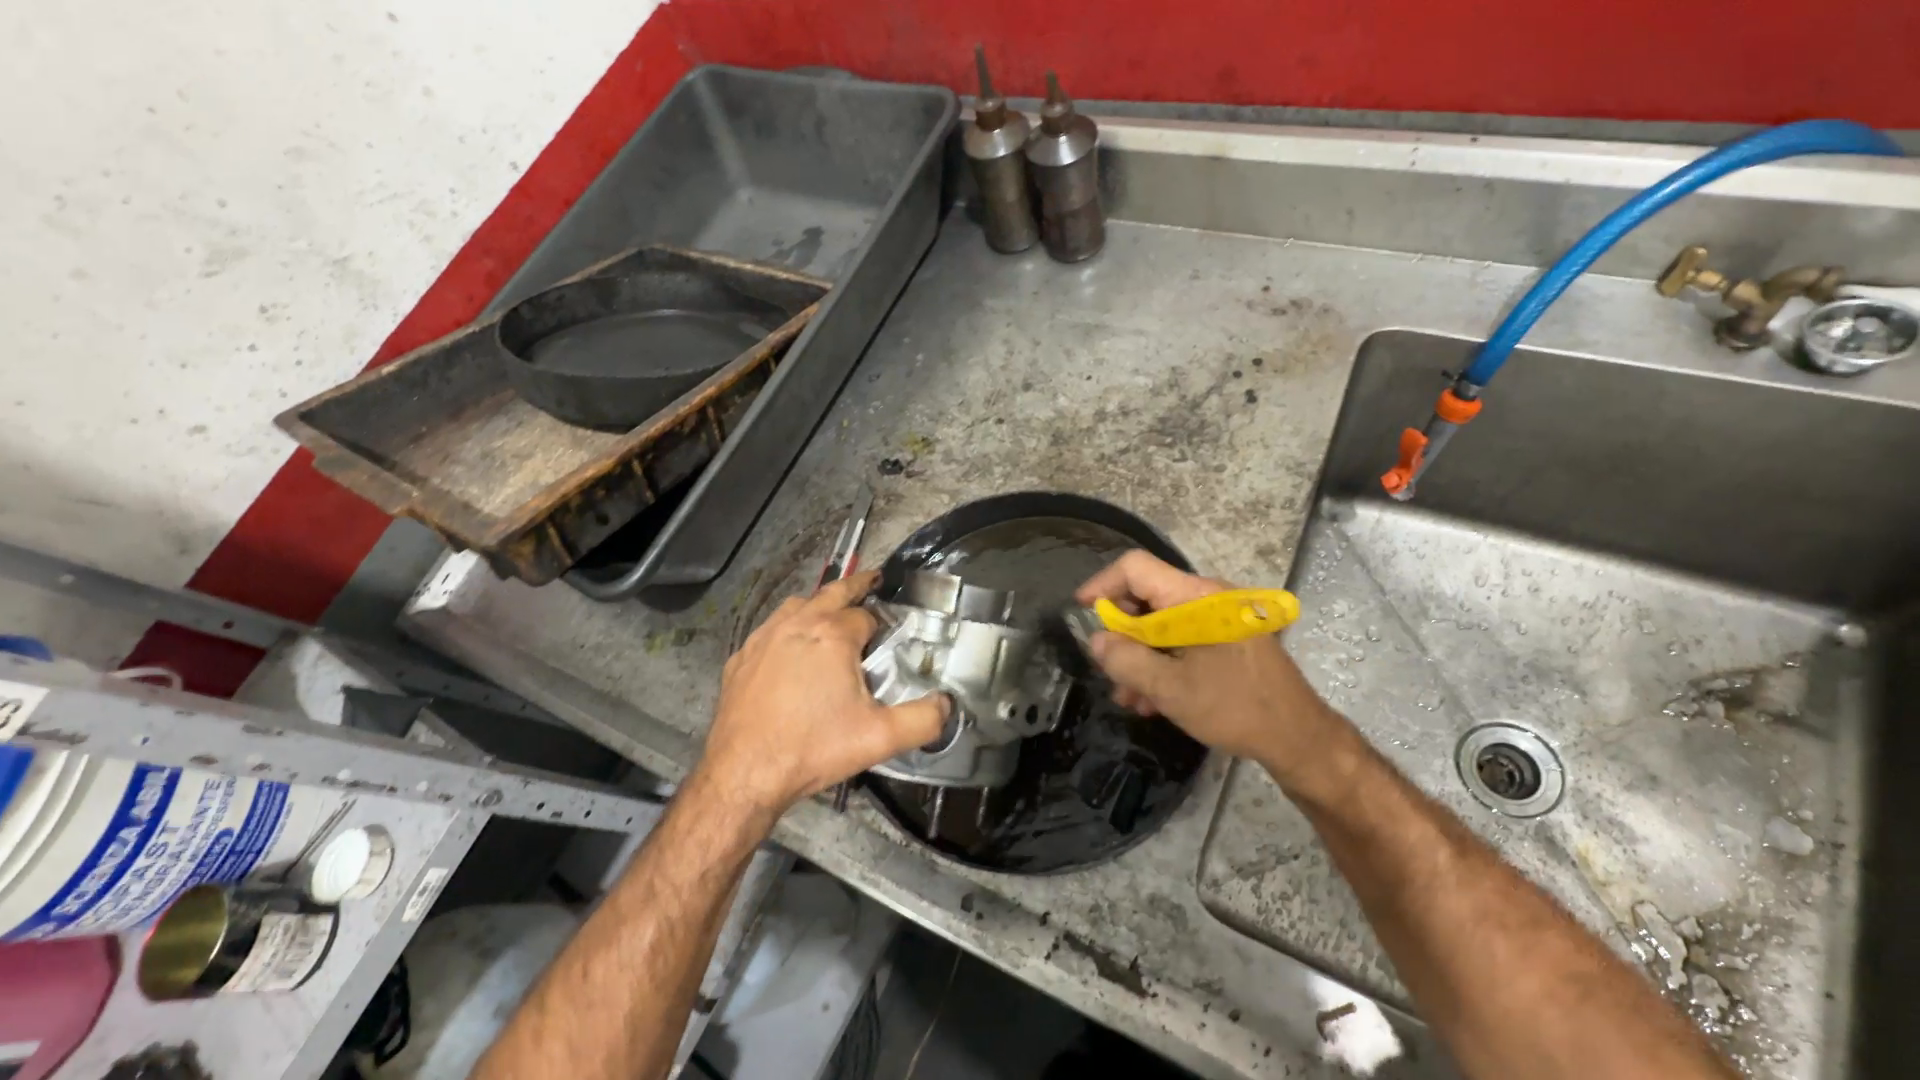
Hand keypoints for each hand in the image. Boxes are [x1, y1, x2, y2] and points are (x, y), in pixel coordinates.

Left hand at [698, 571, 948, 814]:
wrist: (745, 772)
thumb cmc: (812, 750)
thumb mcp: (880, 739)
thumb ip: (922, 720)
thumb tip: (946, 706)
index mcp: (831, 636)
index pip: (866, 616)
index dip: (881, 624)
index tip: (888, 636)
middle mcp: (796, 626)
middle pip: (831, 593)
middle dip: (855, 587)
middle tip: (871, 581)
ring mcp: (763, 639)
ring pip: (796, 606)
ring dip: (818, 604)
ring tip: (831, 615)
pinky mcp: (741, 659)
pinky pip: (769, 630)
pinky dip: (786, 629)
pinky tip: (790, 652)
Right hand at [1075, 551, 1352, 784]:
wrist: (1298, 737)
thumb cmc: (1236, 707)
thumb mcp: (1171, 689)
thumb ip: (1127, 660)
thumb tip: (1097, 640)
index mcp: (1196, 597)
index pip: (1136, 568)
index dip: (1102, 585)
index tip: (1081, 612)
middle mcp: (1208, 598)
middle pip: (1147, 597)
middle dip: (1121, 633)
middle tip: (1106, 667)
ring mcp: (1220, 619)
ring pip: (1163, 625)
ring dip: (1140, 656)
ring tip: (1127, 696)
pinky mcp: (1228, 641)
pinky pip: (1183, 640)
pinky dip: (1163, 663)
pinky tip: (1152, 699)